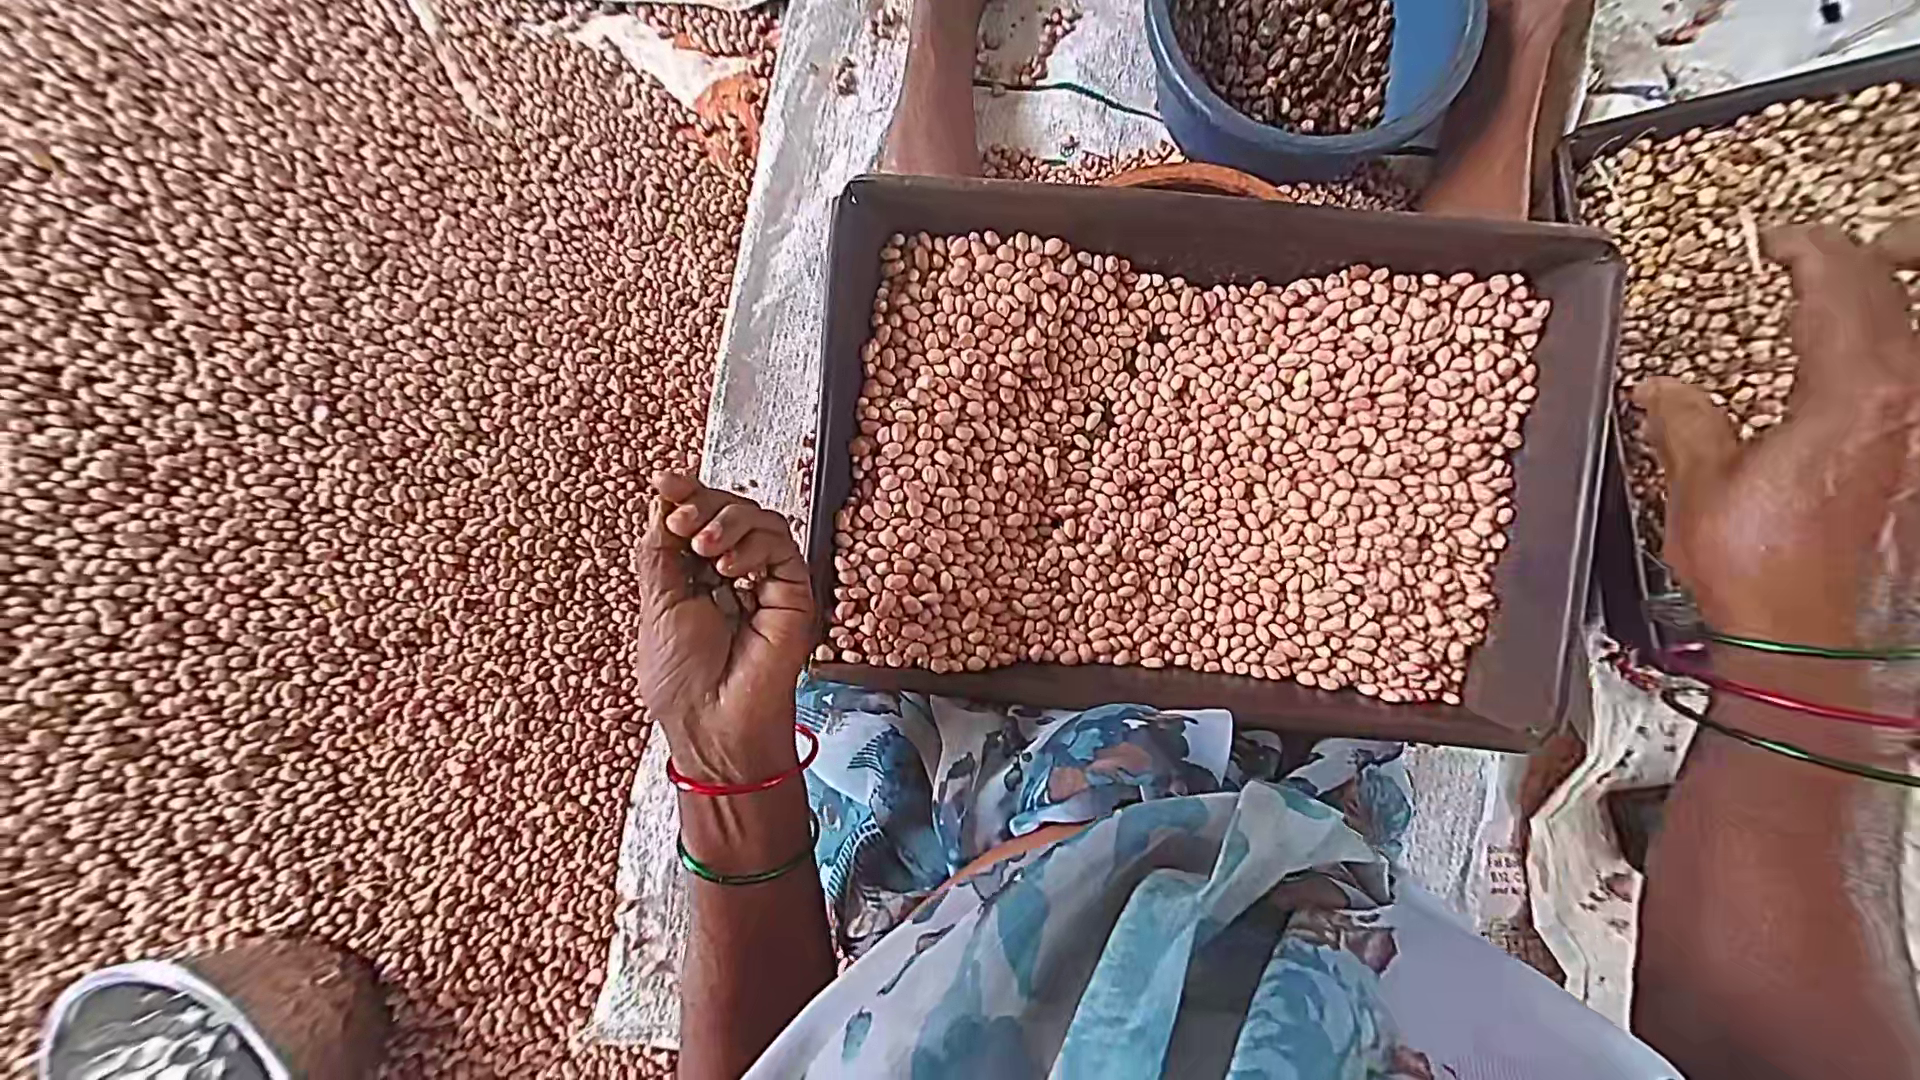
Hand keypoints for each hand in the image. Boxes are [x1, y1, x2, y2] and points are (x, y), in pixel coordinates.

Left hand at [637, 472, 816, 782]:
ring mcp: (769, 580)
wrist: (712, 719)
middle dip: (706, 505)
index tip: (667, 483)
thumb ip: (661, 548)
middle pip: (733, 511)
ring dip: (730, 522)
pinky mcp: (795, 590)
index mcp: (702, 574)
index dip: (688, 495)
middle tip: (684, 522)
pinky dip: (755, 545)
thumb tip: (664, 497)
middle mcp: (738, 571)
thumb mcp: (658, 602)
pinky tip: (731, 569)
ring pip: (763, 520)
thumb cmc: (682, 675)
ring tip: (704, 548)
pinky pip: (783, 545)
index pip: (702, 519)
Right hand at [1635, 223, 1919, 649]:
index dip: (1816, 254)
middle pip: (1919, 301)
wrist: (1827, 634)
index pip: (1850, 293)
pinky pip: (1917, 383)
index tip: (1784, 241)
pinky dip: (1893, 359)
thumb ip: (1687, 423)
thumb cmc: (1762, 567)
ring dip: (1893, 310)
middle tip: (1844, 253)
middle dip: (1888, 261)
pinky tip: (1863, 368)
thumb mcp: (1700, 487)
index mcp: (1858, 399)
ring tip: (1855, 300)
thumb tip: (1660, 390)